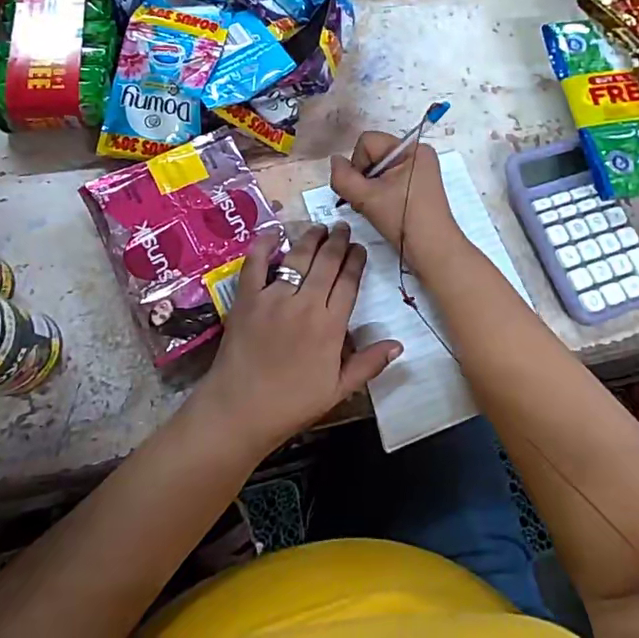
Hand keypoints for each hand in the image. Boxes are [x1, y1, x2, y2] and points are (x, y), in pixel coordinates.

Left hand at [191, 226, 400, 451]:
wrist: (240, 410)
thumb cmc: (292, 404)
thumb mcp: (338, 390)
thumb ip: (368, 364)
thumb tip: (398, 344)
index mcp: (330, 325)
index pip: (349, 282)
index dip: (356, 261)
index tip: (359, 248)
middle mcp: (305, 303)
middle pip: (327, 263)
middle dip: (338, 241)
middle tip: (342, 228)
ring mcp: (274, 297)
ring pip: (298, 257)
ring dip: (311, 238)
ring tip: (319, 228)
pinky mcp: (247, 297)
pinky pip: (255, 263)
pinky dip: (264, 244)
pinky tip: (274, 232)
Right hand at [329, 132, 463, 270]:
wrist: (434, 251)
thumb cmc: (403, 220)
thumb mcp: (366, 198)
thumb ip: (343, 177)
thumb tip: (335, 160)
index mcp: (411, 149)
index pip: (367, 142)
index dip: (357, 164)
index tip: (363, 190)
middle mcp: (417, 153)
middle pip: (372, 154)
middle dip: (363, 177)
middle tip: (366, 202)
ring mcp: (419, 170)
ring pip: (378, 169)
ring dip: (368, 187)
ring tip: (374, 207)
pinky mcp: (417, 185)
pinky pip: (388, 179)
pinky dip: (379, 192)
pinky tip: (381, 209)